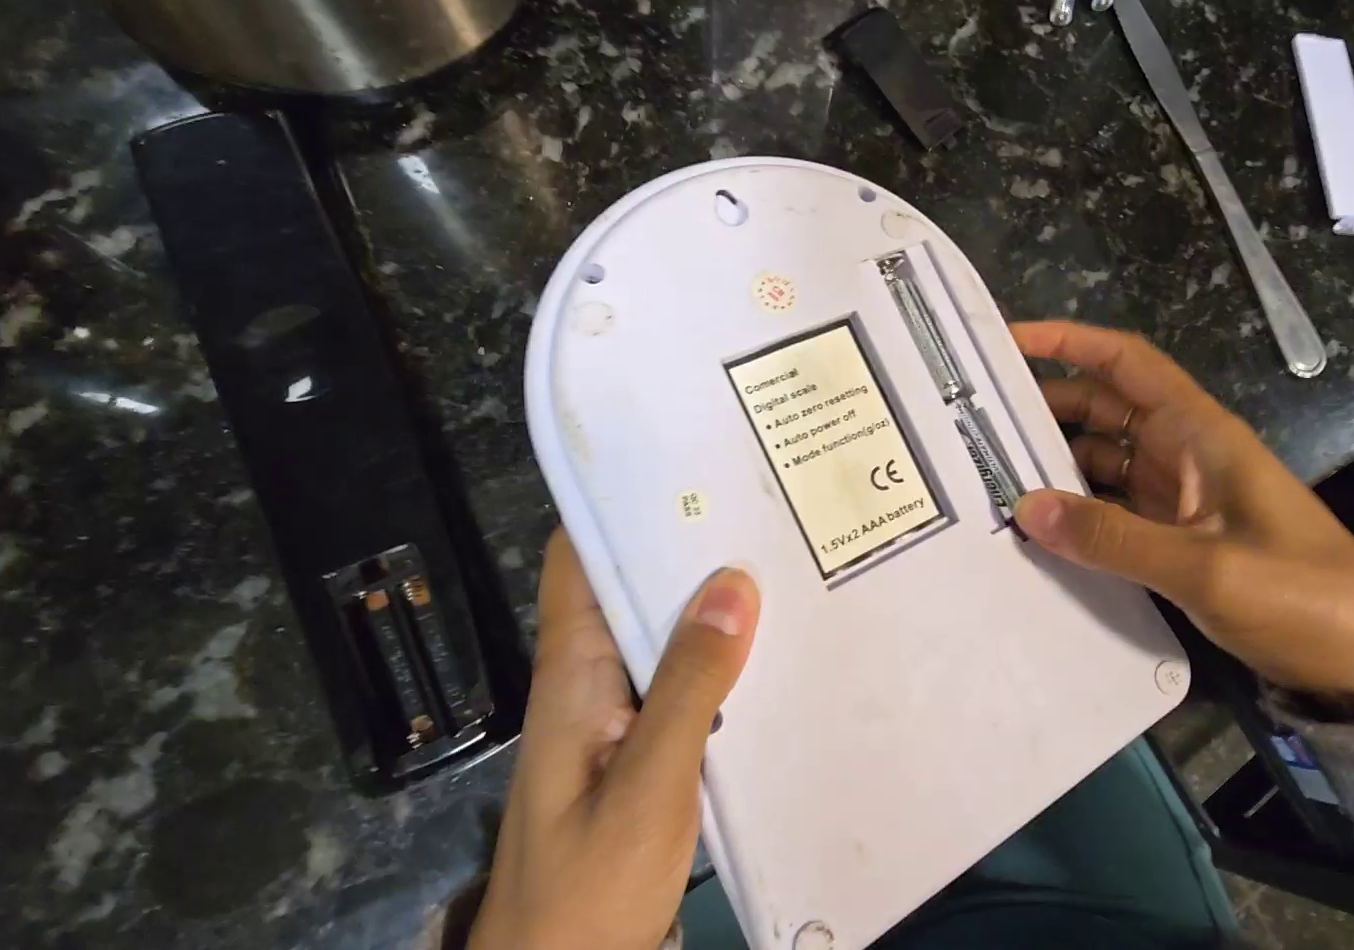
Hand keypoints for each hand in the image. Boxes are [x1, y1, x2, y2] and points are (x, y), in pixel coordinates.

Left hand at [471, 530, 760, 949]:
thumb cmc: (588, 889)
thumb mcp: (646, 788)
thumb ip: (688, 686)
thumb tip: (732, 582)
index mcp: (572, 671)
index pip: (576, 558)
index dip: (617, 503)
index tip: (683, 464)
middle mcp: (591, 677)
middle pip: (632, 585)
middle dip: (687, 543)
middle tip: (762, 501)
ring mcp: (619, 712)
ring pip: (665, 631)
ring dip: (711, 598)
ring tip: (781, 555)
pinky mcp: (646, 744)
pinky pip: (685, 676)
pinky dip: (723, 652)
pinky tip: (773, 642)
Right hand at [1011, 320, 1353, 719]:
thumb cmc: (1302, 596)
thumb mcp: (1205, 568)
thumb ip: (1113, 538)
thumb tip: (1025, 508)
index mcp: (1200, 433)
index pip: (1127, 363)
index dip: (1070, 342)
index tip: (1009, 341)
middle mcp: (1184, 452)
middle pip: (1104, 408)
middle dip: (1044, 404)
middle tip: (976, 418)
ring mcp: (1179, 496)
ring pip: (1103, 459)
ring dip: (1053, 461)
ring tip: (989, 471)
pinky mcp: (1176, 536)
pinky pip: (1112, 507)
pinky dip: (1075, 509)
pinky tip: (1035, 524)